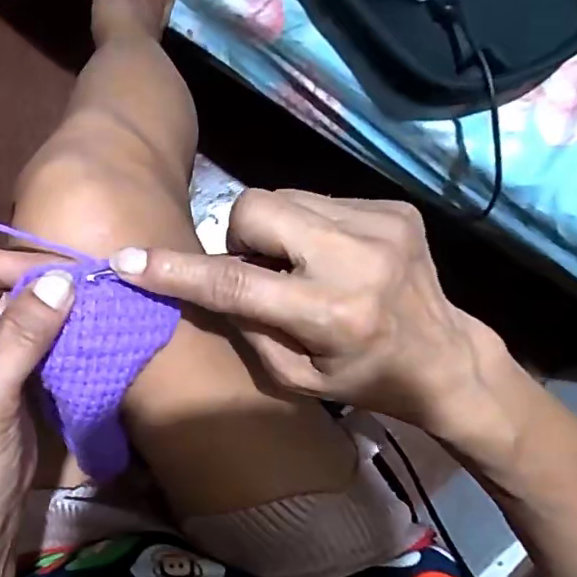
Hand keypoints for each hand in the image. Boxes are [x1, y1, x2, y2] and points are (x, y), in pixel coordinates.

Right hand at [112, 189, 512, 449]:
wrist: (445, 357)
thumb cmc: (360, 378)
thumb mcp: (293, 375)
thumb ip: (245, 323)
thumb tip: (204, 276)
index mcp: (332, 314)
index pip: (235, 282)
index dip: (177, 271)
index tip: (130, 260)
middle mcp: (359, 258)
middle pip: (255, 208)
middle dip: (240, 236)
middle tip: (259, 270)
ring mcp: (382, 224)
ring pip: (282, 197)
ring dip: (274, 231)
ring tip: (301, 266)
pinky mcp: (394, 208)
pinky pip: (315, 199)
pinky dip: (307, 227)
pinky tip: (331, 257)